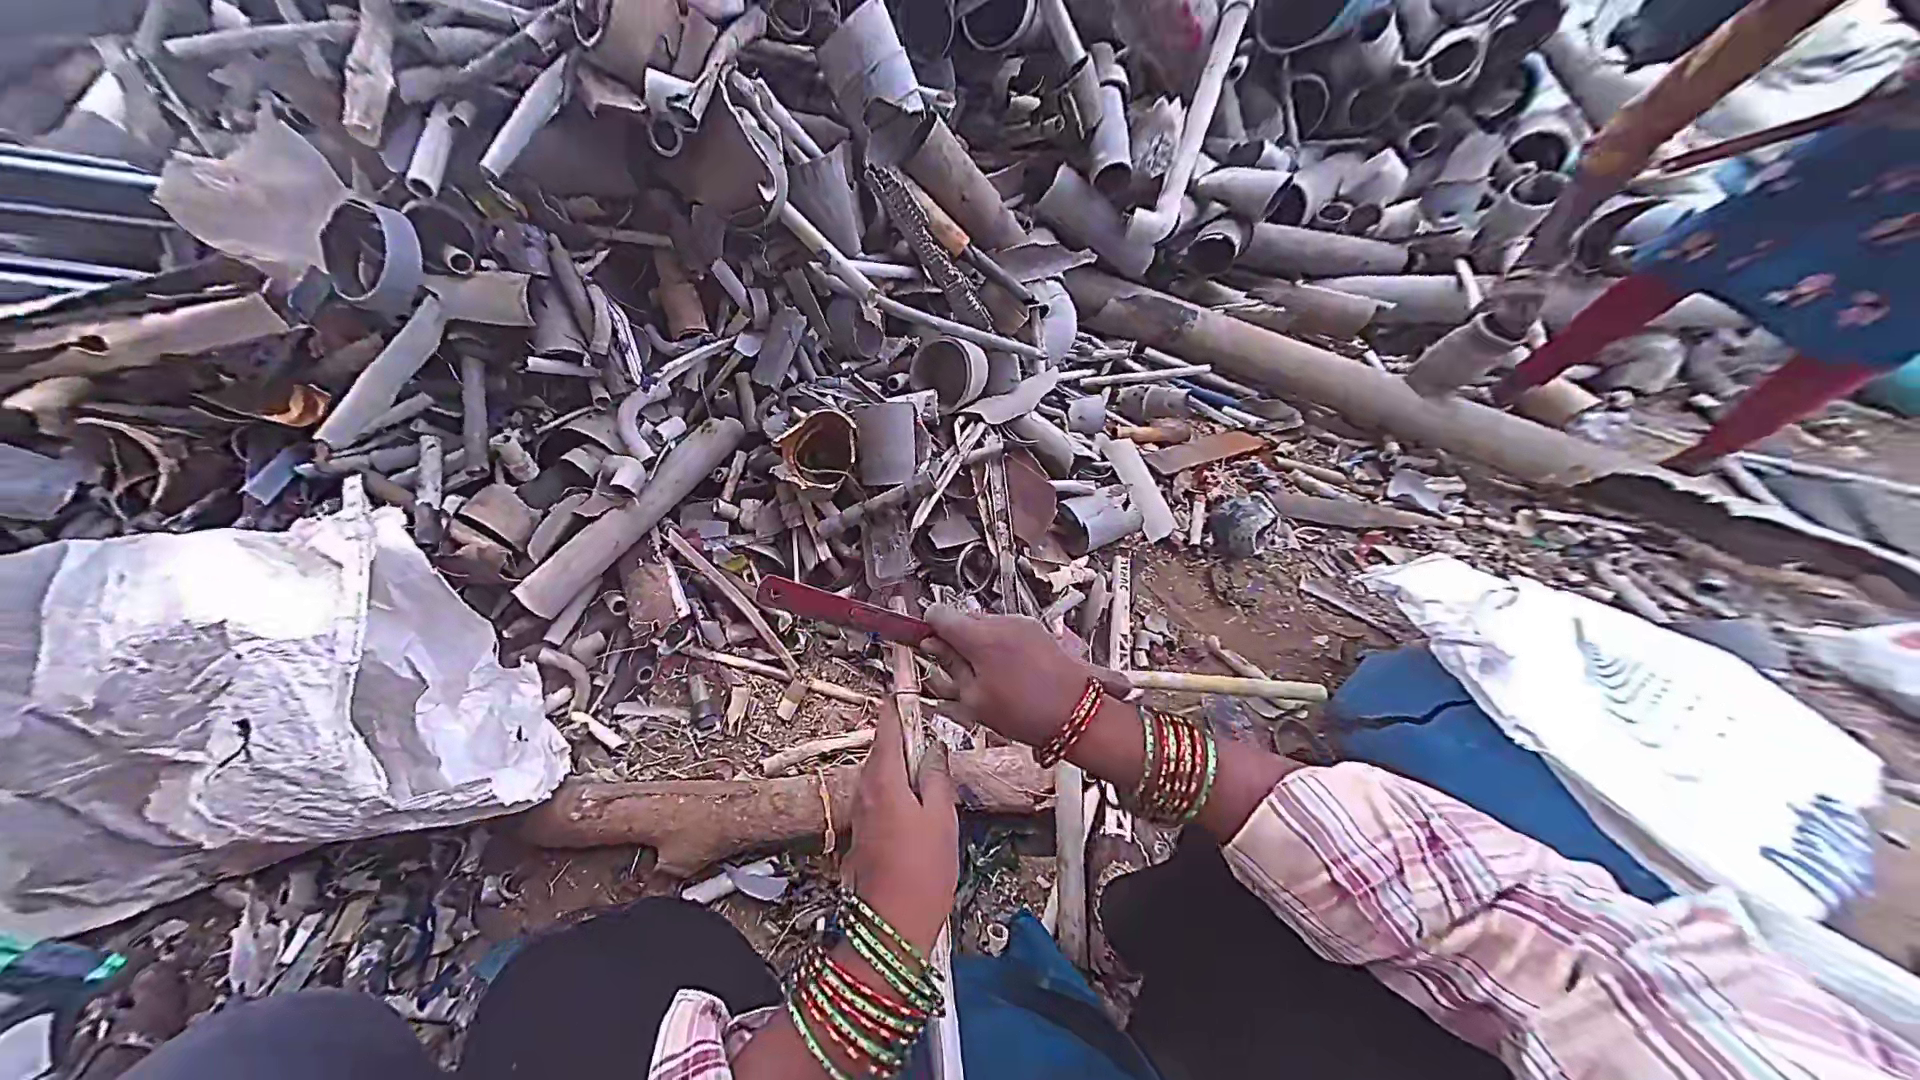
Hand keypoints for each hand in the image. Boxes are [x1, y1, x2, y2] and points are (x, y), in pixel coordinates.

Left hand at [840, 697, 957, 955]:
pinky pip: (882, 790)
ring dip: (904, 761)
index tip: (906, 684)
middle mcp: (866, 788)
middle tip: (934, 734)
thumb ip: (937, 776)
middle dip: (906, 735)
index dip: (897, 702)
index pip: (887, 726)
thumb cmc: (923, 871)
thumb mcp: (942, 818)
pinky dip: (899, 783)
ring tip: (933, 769)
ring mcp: (863, 808)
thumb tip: (934, 750)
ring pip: (883, 768)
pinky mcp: (866, 826)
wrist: (892, 925)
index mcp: (884, 779)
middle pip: (884, 746)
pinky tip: (921, 799)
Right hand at [921, 606, 1132, 748]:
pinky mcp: (1037, 630)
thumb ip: (950, 666)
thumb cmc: (1028, 713)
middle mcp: (1002, 622)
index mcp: (980, 637)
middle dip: (956, 640)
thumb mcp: (974, 698)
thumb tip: (933, 646)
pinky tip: (1008, 674)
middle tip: (958, 671)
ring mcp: (1022, 623)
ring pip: (985, 625)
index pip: (939, 614)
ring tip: (988, 678)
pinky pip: (1006, 631)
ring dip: (979, 644)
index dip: (928, 629)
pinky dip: (1000, 646)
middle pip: (963, 619)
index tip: (927, 644)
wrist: (1078, 714)